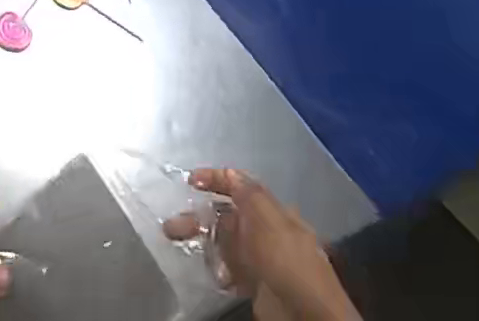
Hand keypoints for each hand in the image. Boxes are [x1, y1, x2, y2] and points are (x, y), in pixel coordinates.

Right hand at [164, 169, 358, 320]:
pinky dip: (217, 268)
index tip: (191, 179)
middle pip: (228, 215)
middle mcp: (264, 229)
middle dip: (201, 215)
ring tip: (178, 244)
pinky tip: (210, 272)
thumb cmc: (287, 258)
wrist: (306, 313)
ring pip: (225, 243)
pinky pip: (230, 269)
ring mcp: (259, 258)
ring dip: (203, 241)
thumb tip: (230, 171)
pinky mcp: (255, 284)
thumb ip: (248, 193)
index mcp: (271, 209)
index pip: (241, 186)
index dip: (216, 179)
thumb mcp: (268, 218)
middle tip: (173, 223)